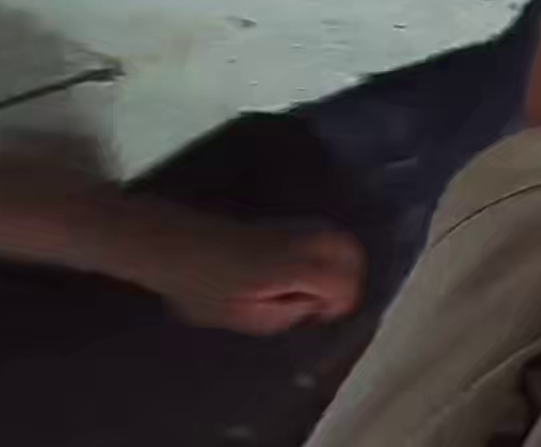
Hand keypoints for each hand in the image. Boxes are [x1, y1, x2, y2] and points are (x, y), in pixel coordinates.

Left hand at [131, 221, 365, 335]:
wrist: (186, 246)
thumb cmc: (205, 287)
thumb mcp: (239, 316)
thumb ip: (283, 315)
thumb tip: (314, 308)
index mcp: (296, 268)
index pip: (344, 280)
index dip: (341, 303)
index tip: (324, 318)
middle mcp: (311, 242)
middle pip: (354, 257)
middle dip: (351, 282)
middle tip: (328, 305)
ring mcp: (308, 227)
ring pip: (348, 243)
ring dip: (347, 266)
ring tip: (324, 289)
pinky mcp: (302, 223)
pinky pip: (336, 236)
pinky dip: (338, 253)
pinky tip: (317, 270)